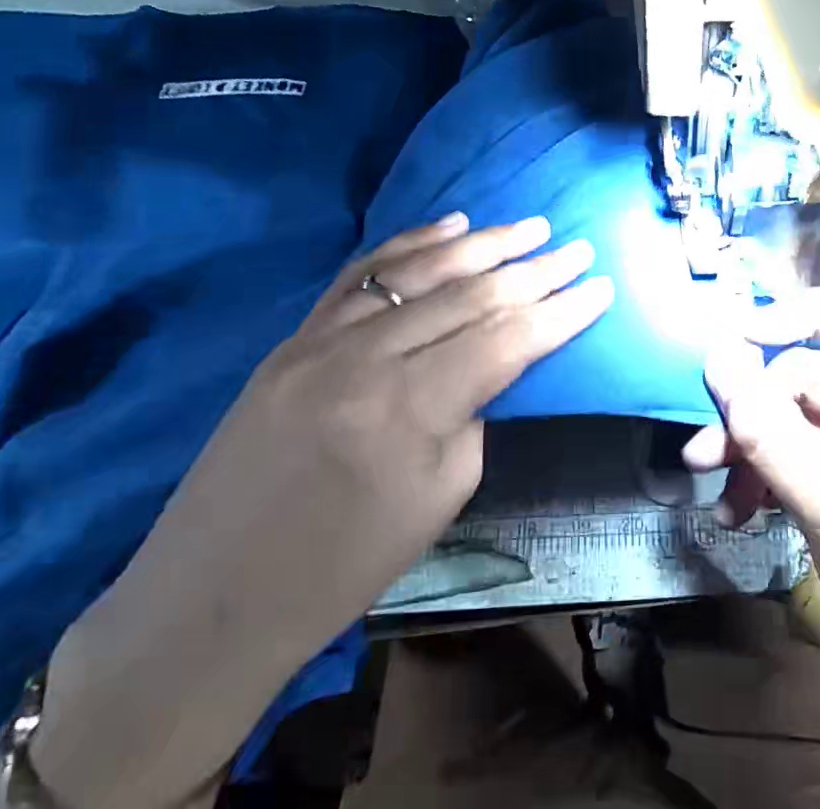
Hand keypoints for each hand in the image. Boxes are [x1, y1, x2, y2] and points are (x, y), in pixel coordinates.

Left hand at [179, 211, 614, 618]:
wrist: (217, 593)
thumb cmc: (348, 565)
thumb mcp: (442, 494)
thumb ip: (472, 413)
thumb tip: (492, 362)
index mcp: (409, 410)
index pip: (505, 341)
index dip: (561, 313)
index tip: (601, 287)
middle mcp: (364, 359)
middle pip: (468, 297)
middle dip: (534, 272)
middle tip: (578, 250)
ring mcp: (319, 340)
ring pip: (416, 272)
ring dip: (480, 245)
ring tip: (528, 228)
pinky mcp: (292, 338)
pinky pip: (360, 275)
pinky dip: (410, 245)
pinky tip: (450, 225)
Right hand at [681, 280, 819, 666]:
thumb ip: (763, 425)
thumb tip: (719, 355)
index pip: (816, 343)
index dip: (758, 360)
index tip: (713, 380)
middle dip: (759, 405)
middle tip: (706, 450)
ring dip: (769, 447)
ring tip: (727, 501)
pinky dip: (798, 469)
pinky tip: (759, 509)